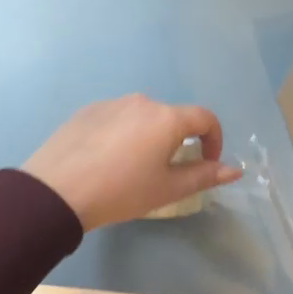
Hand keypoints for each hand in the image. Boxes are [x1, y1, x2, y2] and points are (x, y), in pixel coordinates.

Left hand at [21, 95, 242, 230]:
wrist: (57, 191)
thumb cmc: (121, 192)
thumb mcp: (168, 189)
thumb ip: (204, 175)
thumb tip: (235, 169)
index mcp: (167, 118)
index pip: (205, 118)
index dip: (214, 140)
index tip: (207, 163)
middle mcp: (142, 102)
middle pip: (171, 117)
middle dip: (177, 141)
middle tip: (164, 173)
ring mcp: (111, 103)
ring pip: (142, 117)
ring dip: (148, 137)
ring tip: (132, 168)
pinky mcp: (87, 111)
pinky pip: (116, 119)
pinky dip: (121, 135)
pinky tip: (105, 161)